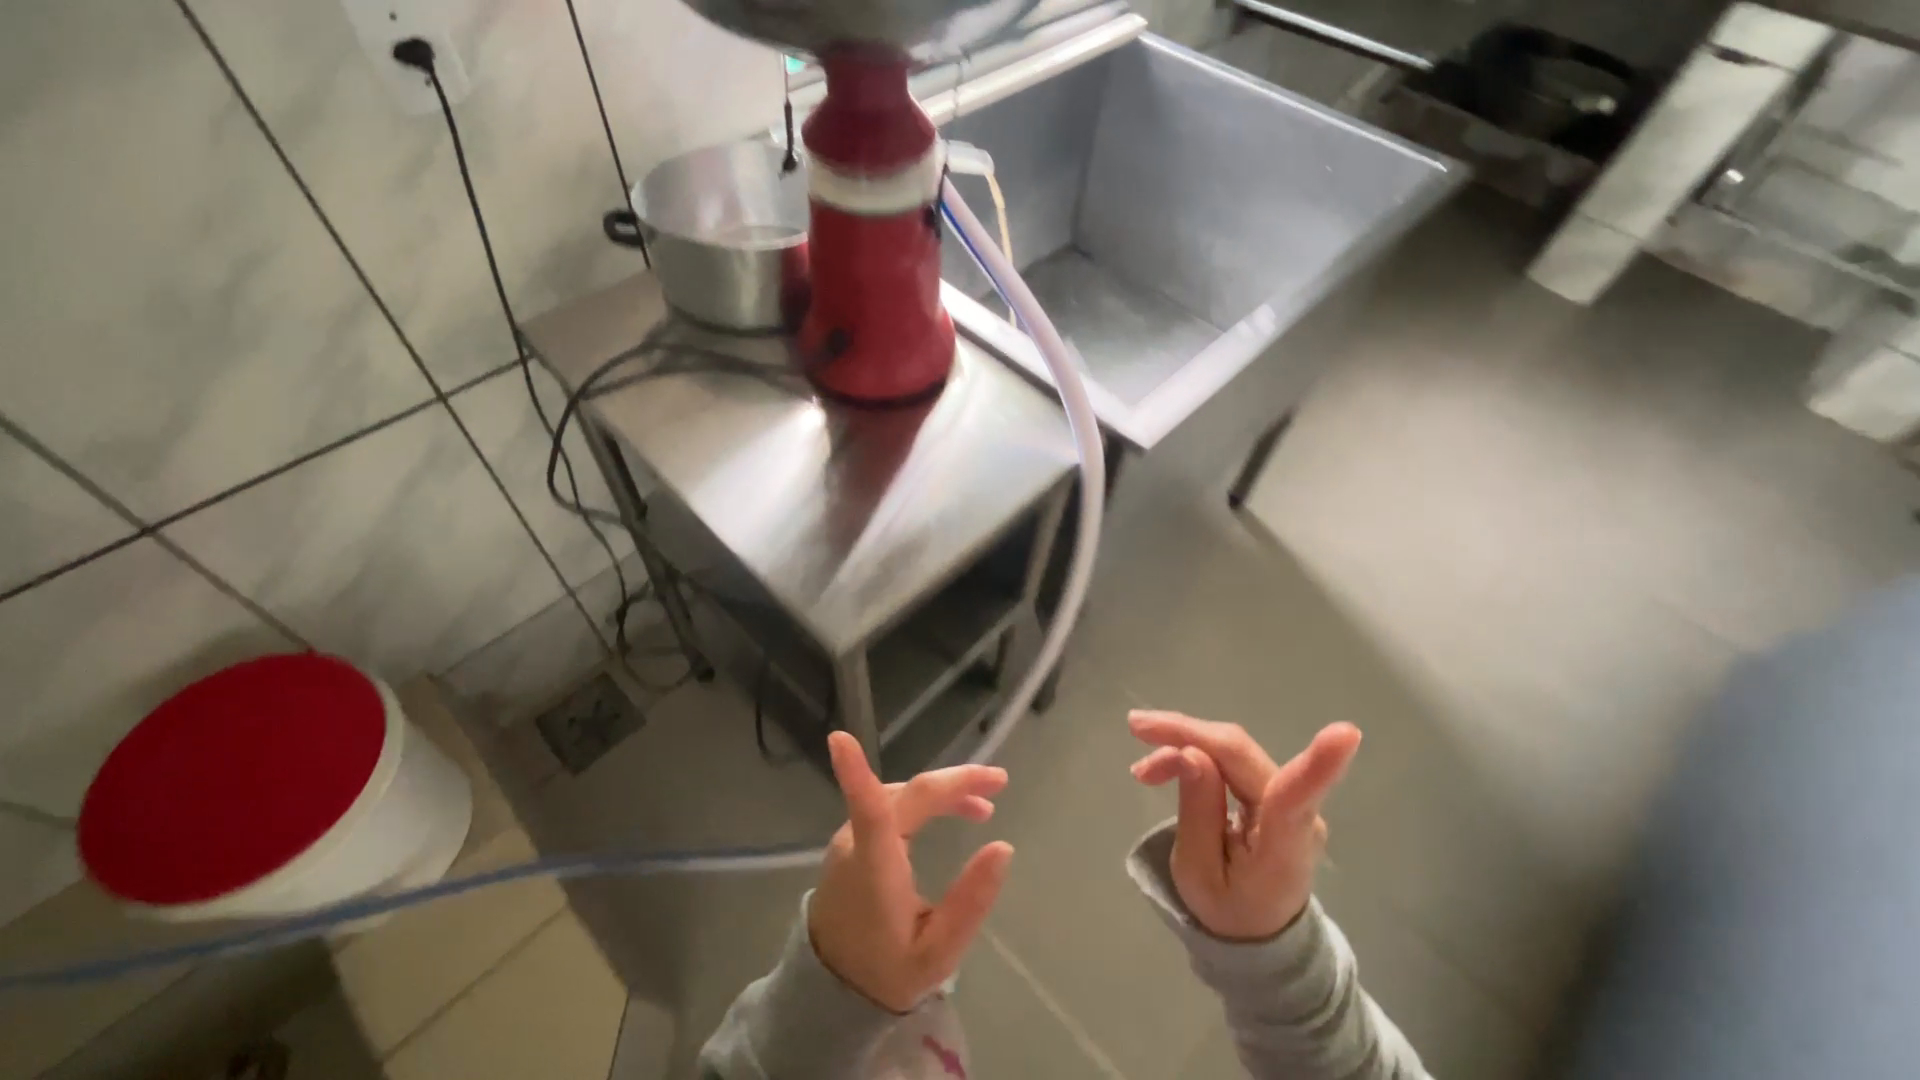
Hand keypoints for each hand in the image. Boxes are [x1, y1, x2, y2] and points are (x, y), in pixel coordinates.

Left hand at [810, 732, 1015, 1011]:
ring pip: (899, 796)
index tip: (839, 738)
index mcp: (874, 868)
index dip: (856, 773)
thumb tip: (1003, 846)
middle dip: (955, 782)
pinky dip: (924, 802)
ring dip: (943, 793)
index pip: (868, 812)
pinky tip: (950, 814)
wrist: (833, 990)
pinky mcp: (850, 843)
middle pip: (907, 794)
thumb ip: (971, 901)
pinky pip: (889, 807)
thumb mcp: (938, 953)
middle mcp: (855, 845)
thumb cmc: (886, 972)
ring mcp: (848, 841)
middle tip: (1000, 783)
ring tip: (984, 808)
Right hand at [1129, 712, 1361, 941]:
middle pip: (1240, 753)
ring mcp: (1289, 795)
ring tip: (1142, 770)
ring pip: (1233, 748)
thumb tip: (1190, 753)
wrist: (1260, 932)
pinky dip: (1195, 752)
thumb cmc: (1229, 913)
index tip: (1347, 732)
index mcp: (1283, 845)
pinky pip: (1233, 757)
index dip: (1318, 763)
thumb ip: (1197, 813)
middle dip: (1186, 732)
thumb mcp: (1199, 876)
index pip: (1299, 798)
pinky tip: (1163, 764)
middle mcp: (1296, 812)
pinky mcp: (1276, 787)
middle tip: (1135, 727)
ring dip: (1184, 742)